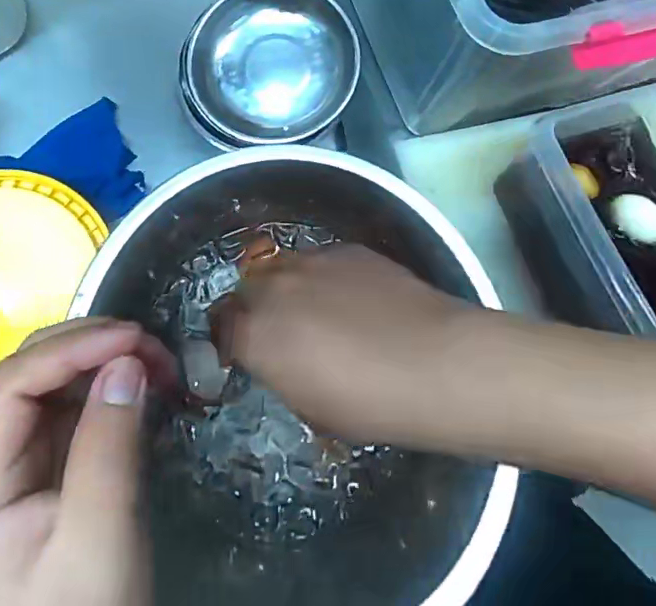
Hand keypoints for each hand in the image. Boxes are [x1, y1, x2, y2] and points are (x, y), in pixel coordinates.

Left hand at [0, 318, 176, 605]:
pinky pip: (73, 414)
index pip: (12, 385)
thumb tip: (127, 361)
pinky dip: (108, 391)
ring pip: (52, 389)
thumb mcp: (99, 542)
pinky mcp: (49, 477)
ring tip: (155, 363)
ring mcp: (19, 470)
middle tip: (150, 347)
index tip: (133, 337)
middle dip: (88, 348)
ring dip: (102, 364)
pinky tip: (140, 389)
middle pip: (27, 377)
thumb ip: (108, 447)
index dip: (70, 348)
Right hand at [217, 245, 483, 446]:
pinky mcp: (346, 249)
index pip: (221, 325)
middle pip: (246, 288)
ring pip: (281, 267)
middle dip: (254, 308)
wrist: (434, 362)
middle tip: (279, 331)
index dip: (229, 338)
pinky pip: (320, 261)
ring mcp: (310, 261)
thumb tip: (278, 356)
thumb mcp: (309, 405)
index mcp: (255, 333)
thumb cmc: (368, 403)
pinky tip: (352, 298)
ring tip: (315, 310)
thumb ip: (279, 370)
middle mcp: (273, 287)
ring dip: (286, 287)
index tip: (242, 352)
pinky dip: (323, 277)